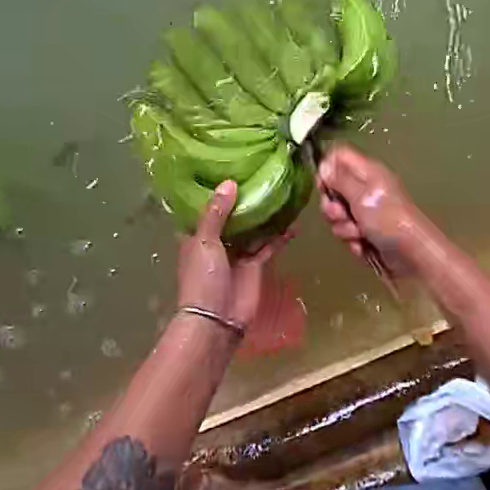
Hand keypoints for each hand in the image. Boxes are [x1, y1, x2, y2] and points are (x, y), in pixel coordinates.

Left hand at [176, 180, 291, 328]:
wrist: (217, 318)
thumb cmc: (202, 278)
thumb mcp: (204, 242)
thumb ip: (216, 213)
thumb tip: (230, 182)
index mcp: (196, 236)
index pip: (204, 209)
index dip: (214, 192)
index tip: (228, 171)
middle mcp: (216, 242)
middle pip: (231, 217)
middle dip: (243, 201)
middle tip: (262, 177)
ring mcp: (237, 253)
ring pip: (253, 229)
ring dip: (264, 216)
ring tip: (281, 194)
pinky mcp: (255, 264)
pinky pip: (269, 245)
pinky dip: (280, 235)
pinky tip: (293, 223)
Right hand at [316, 145, 436, 273]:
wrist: (412, 253)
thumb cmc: (388, 218)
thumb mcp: (362, 195)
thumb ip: (340, 179)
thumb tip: (323, 166)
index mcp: (369, 172)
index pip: (340, 157)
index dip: (326, 169)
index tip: (323, 186)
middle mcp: (367, 189)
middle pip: (334, 190)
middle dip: (333, 208)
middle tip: (342, 215)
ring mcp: (368, 212)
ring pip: (339, 217)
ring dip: (345, 228)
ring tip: (360, 234)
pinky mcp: (368, 233)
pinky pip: (348, 234)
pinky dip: (354, 241)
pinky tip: (364, 246)